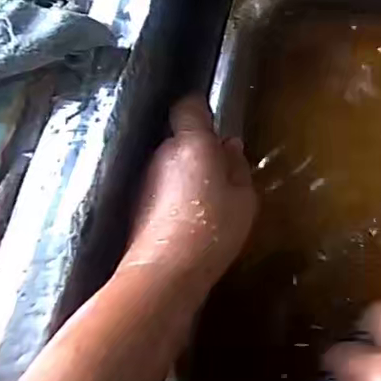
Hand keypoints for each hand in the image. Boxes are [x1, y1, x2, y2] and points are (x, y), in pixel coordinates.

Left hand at [120, 94, 257, 295]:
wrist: (164, 273)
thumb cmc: (214, 227)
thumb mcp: (244, 195)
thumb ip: (237, 166)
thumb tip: (229, 146)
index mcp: (192, 144)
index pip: (189, 107)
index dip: (202, 108)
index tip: (217, 118)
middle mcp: (162, 154)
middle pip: (181, 138)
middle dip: (201, 148)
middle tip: (226, 169)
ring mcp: (145, 180)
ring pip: (172, 163)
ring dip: (188, 172)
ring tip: (211, 197)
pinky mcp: (136, 204)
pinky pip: (163, 186)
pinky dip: (176, 194)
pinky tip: (193, 216)